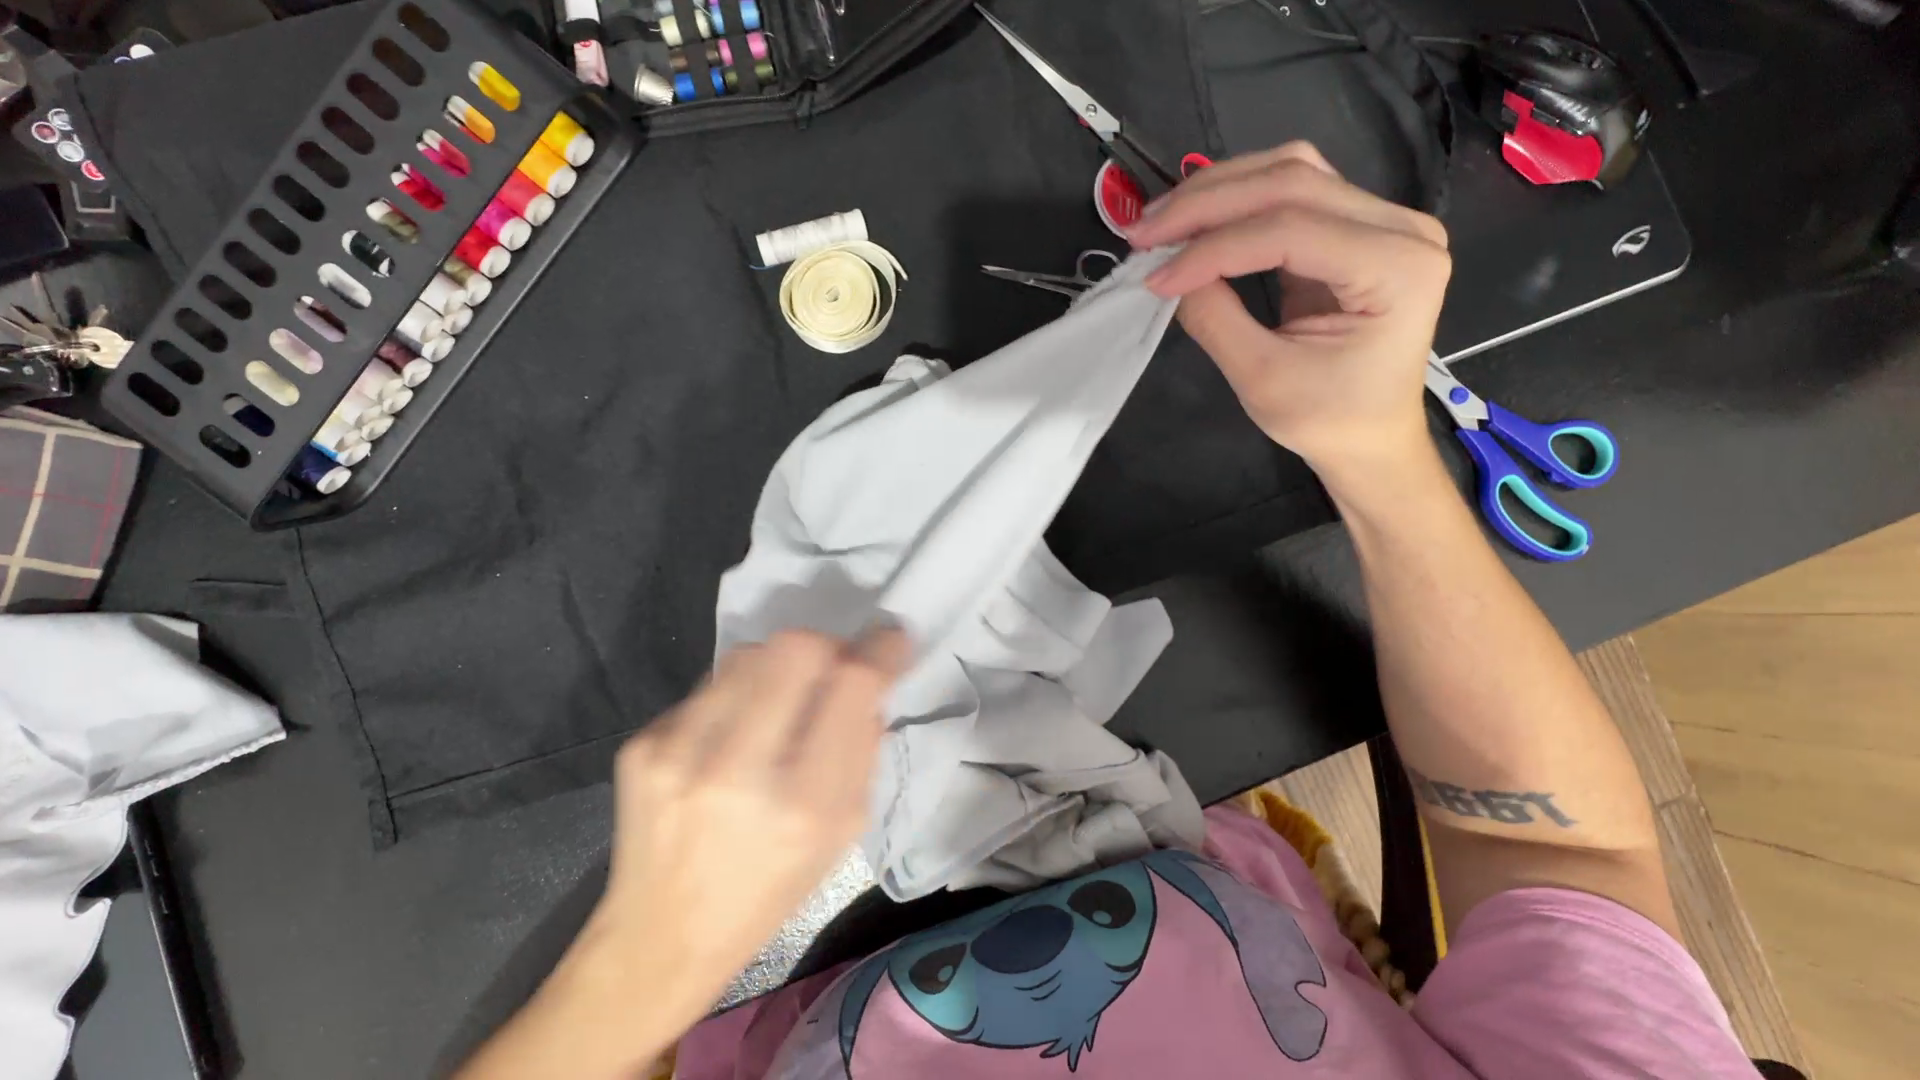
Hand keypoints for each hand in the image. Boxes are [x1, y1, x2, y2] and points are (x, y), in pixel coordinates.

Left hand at [457, 628, 908, 1078]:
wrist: (661, 937)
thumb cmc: (769, 891)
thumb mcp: (841, 835)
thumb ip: (861, 750)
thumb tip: (868, 679)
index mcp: (802, 804)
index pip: (850, 685)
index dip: (878, 649)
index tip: (889, 638)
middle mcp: (735, 768)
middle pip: (794, 647)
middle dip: (826, 647)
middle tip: (832, 668)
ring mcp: (678, 750)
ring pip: (747, 654)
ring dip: (778, 668)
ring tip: (780, 704)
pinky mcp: (641, 743)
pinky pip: (707, 687)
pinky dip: (734, 698)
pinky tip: (730, 738)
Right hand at [1129, 142, 1450, 484]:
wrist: (1371, 440)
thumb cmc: (1328, 421)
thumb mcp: (1263, 379)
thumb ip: (1215, 319)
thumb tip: (1166, 272)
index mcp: (1398, 269)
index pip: (1290, 230)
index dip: (1213, 248)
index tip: (1154, 276)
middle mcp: (1402, 228)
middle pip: (1292, 182)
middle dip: (1206, 203)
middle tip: (1142, 232)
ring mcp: (1383, 220)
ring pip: (1290, 172)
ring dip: (1217, 191)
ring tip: (1161, 221)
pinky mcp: (1357, 226)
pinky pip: (1293, 192)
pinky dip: (1236, 201)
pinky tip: (1194, 221)